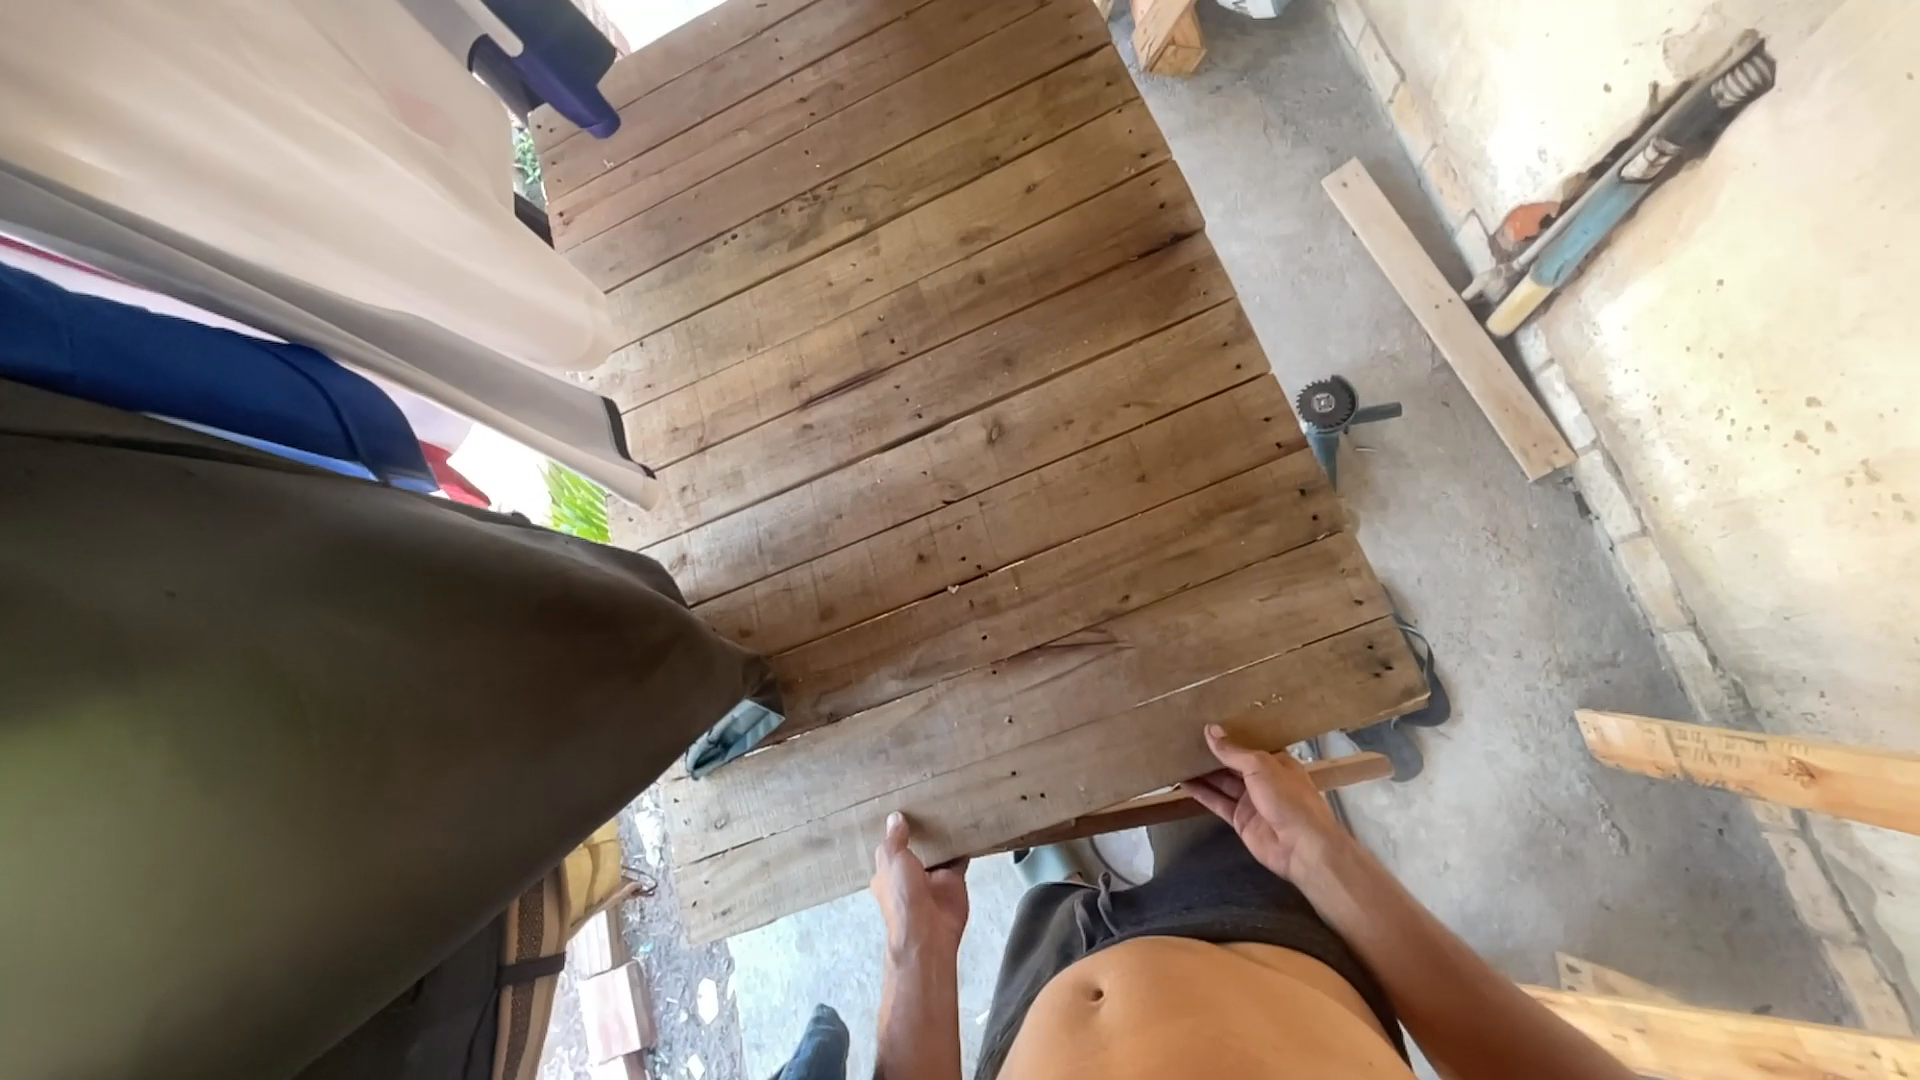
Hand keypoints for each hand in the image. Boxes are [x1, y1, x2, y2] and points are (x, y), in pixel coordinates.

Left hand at [870, 811, 968, 960]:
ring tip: (948, 807)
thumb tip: (895, 818)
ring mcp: (933, 878)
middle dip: (923, 830)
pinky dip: (964, 846)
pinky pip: (960, 859)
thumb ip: (895, 838)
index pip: (891, 848)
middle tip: (929, 802)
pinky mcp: (954, 881)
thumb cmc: (902, 897)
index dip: (896, 831)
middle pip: (918, 847)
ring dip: (944, 836)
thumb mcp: (891, 858)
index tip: (903, 809)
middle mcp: (911, 875)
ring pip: (940, 851)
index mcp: (889, 872)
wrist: (928, 929)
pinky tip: (966, 826)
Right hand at [1182, 724, 1348, 880]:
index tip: (1205, 724)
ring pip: (1222, 783)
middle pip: (1233, 764)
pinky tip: (1183, 783)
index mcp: (1276, 762)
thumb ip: (1233, 751)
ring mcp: (1251, 801)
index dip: (1229, 736)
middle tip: (1186, 739)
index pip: (1248, 746)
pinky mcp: (1240, 820)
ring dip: (1202, 773)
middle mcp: (1264, 780)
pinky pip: (1217, 802)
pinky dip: (1201, 793)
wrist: (1303, 847)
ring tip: (1179, 758)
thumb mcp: (1260, 766)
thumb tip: (1211, 730)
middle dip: (1212, 754)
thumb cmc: (1288, 798)